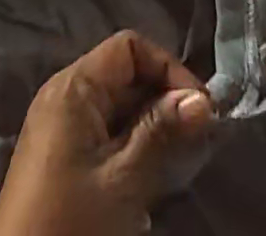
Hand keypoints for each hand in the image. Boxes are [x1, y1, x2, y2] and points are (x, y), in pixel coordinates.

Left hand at [0, 31, 216, 235]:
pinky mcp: (62, 152)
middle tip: (199, 134)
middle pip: (125, 72)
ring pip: (119, 102)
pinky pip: (107, 127)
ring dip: (153, 121)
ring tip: (182, 152)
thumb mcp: (123, 178)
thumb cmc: (71, 221)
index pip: (129, 47)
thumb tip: (204, 99)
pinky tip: (153, 167)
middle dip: (164, 96)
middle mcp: (65, 93)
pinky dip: (134, 139)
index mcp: (73, 86)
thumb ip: (162, 132)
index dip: (168, 67)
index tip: (199, 107)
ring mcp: (61, 123)